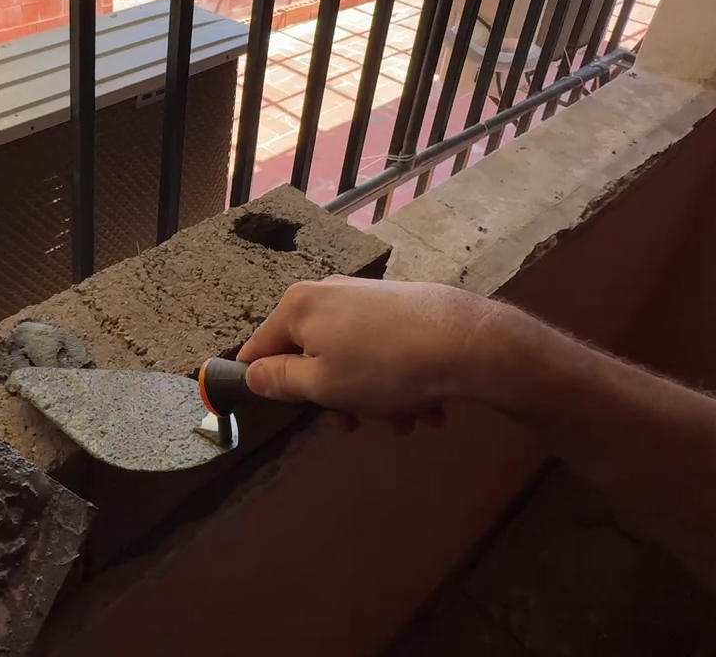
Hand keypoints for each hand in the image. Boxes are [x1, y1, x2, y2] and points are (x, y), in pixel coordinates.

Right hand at [236, 276, 514, 431]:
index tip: (277, 406)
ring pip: (351, 357)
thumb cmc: (382, 366)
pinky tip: (424, 403)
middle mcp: (325, 292)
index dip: (263, 379)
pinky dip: (395, 377)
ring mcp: (363, 296)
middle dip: (333, 396)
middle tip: (355, 423)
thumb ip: (280, 380)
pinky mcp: (397, 305)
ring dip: (371, 396)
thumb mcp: (322, 385)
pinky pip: (381, 348)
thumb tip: (250, 373)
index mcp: (298, 307)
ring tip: (403, 419)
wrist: (464, 342)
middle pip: (311, 354)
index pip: (260, 346)